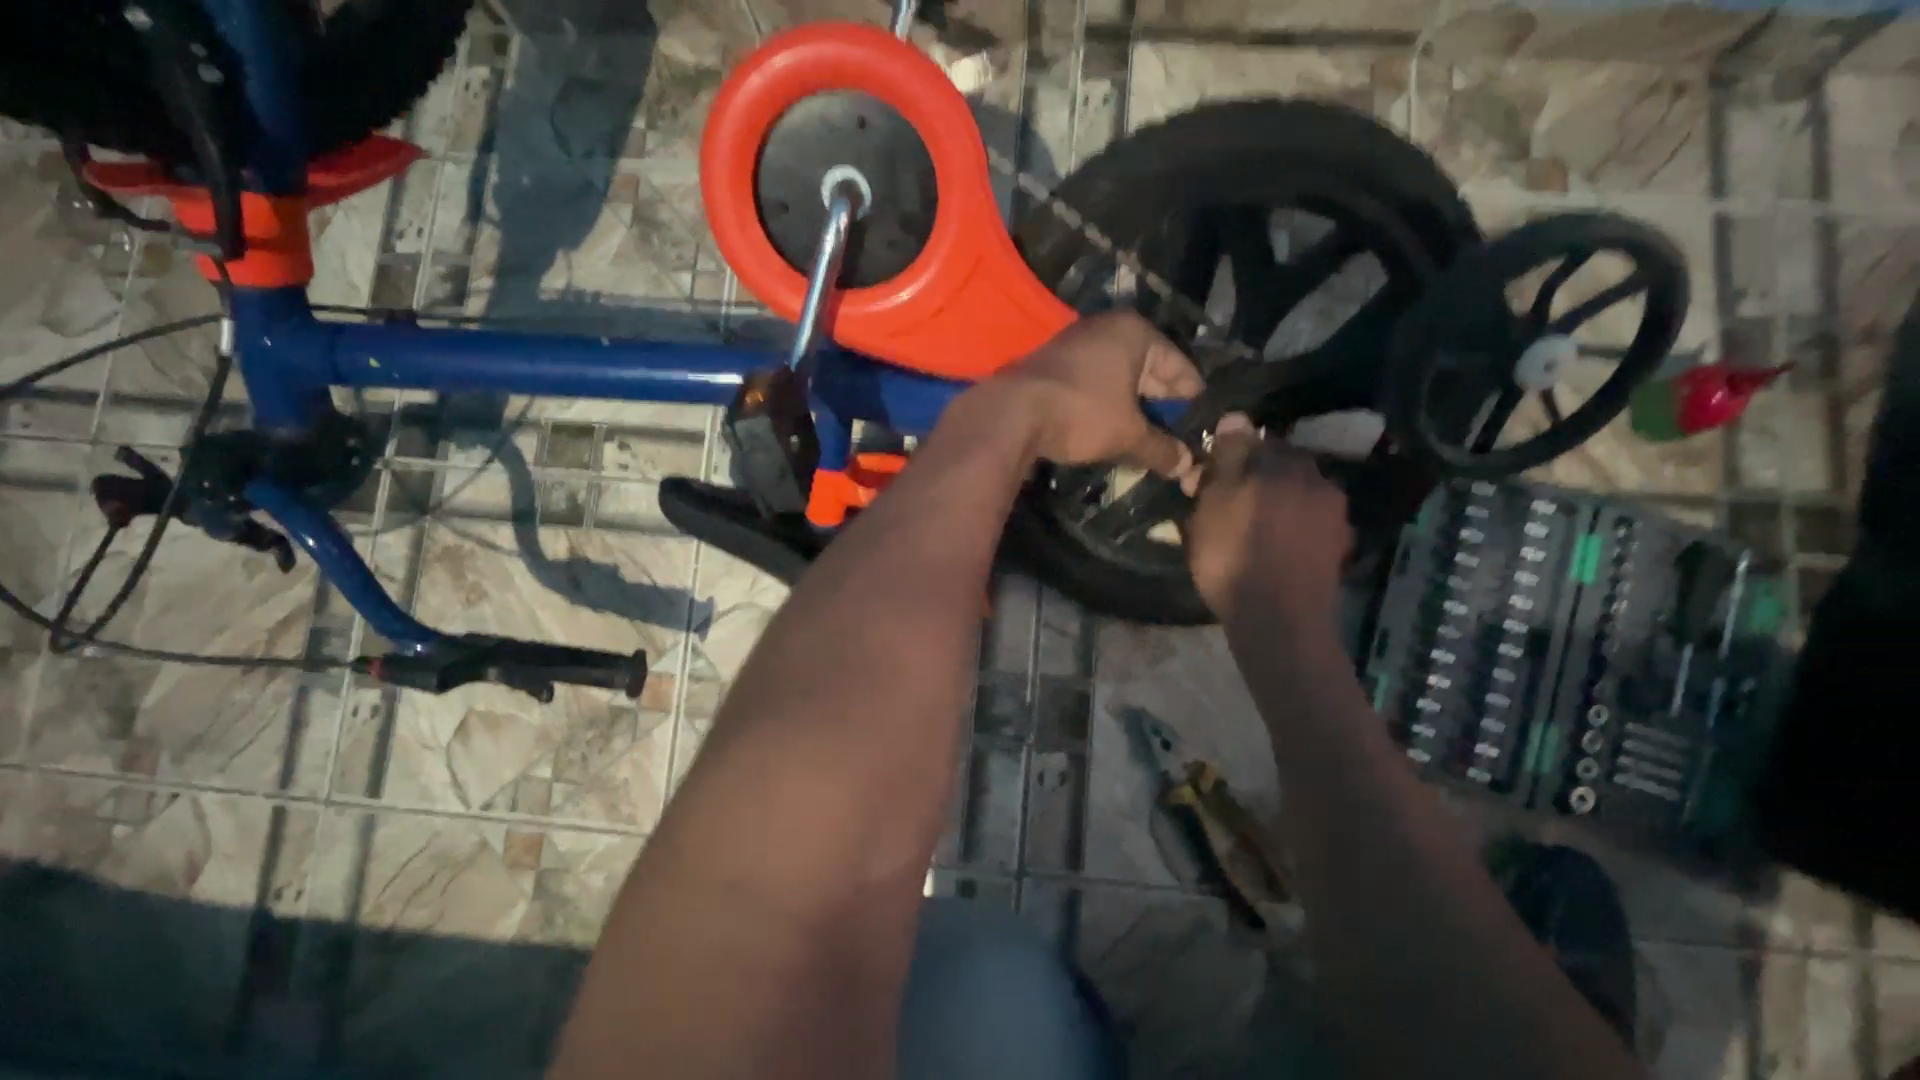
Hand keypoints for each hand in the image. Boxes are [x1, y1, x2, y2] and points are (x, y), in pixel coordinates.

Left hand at [983, 311, 1203, 478]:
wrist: (1010, 414)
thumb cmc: (1081, 412)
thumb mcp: (1127, 434)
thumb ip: (1161, 449)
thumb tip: (1187, 466)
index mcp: (1136, 332)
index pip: (1181, 368)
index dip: (1193, 402)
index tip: (1202, 429)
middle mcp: (1108, 328)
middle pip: (1150, 371)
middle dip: (1162, 405)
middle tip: (1179, 439)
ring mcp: (1077, 343)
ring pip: (1120, 379)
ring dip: (1132, 407)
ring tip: (1150, 440)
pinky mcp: (1054, 364)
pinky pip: (1094, 384)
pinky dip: (1106, 405)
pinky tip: (1113, 431)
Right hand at [1184, 415, 1352, 624]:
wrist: (1280, 621)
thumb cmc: (1235, 557)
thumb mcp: (1216, 502)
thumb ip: (1229, 457)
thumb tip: (1237, 417)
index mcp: (1286, 465)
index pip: (1259, 442)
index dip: (1234, 458)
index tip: (1213, 479)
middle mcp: (1319, 481)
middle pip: (1284, 469)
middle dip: (1260, 480)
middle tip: (1230, 505)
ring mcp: (1335, 517)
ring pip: (1299, 498)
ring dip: (1279, 505)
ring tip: (1252, 531)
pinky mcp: (1339, 549)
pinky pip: (1310, 527)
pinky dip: (1293, 532)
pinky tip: (1275, 551)